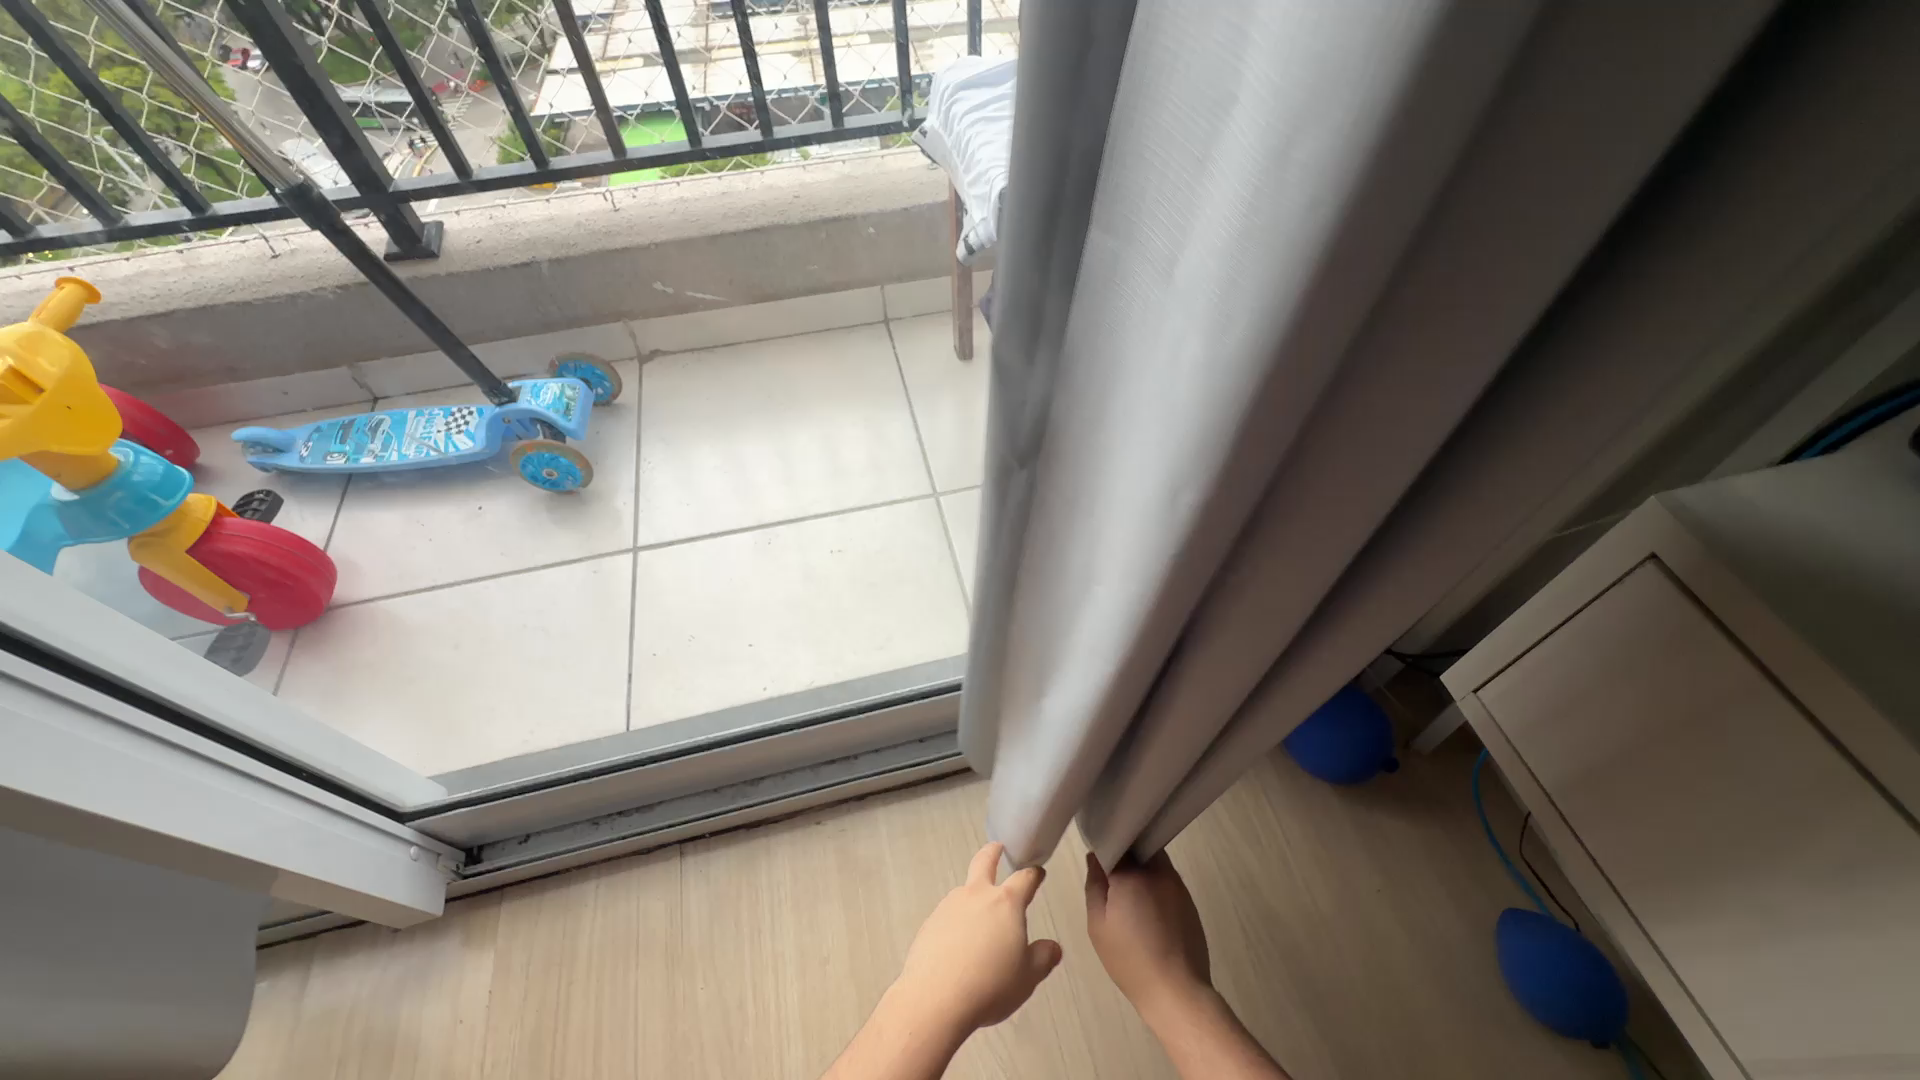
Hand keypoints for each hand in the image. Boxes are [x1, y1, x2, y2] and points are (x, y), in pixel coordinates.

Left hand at [890, 841, 1062, 1032]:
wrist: (935, 999)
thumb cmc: (990, 985)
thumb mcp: (1028, 977)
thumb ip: (1043, 958)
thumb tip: (1053, 947)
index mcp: (1006, 903)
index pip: (1024, 879)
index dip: (1034, 875)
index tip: (1038, 873)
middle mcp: (976, 896)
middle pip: (984, 862)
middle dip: (993, 853)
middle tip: (998, 848)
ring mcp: (949, 906)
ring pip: (964, 892)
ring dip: (973, 897)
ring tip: (979, 922)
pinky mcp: (930, 923)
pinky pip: (948, 916)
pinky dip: (956, 923)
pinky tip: (957, 946)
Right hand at [1084, 850, 1211, 1014]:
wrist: (1176, 990)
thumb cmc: (1129, 959)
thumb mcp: (1098, 925)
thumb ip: (1094, 885)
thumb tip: (1095, 857)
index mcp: (1131, 874)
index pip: (1116, 842)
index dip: (1106, 845)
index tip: (1097, 858)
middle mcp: (1157, 871)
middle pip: (1139, 846)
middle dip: (1126, 853)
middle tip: (1112, 876)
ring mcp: (1177, 885)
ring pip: (1155, 861)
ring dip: (1142, 868)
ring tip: (1129, 894)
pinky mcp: (1189, 900)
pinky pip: (1167, 879)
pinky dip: (1155, 884)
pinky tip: (1148, 909)